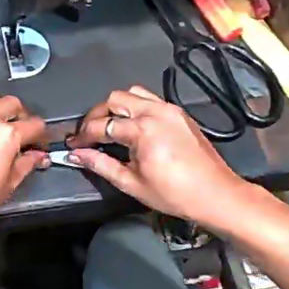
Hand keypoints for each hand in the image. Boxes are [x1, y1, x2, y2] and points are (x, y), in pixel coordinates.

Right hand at [67, 86, 255, 225]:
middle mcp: (156, 112)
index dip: (83, 135)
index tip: (73, 145)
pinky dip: (135, 107)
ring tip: (108, 127)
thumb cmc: (175, 194)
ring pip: (132, 94)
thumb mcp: (131, 183)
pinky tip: (131, 126)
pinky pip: (150, 99)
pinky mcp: (179, 113)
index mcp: (143, 130)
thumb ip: (101, 165)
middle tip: (88, 134)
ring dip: (116, 107)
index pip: (101, 125)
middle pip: (114, 100)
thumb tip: (77, 155)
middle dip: (96, 115)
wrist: (215, 194)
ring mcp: (169, 110)